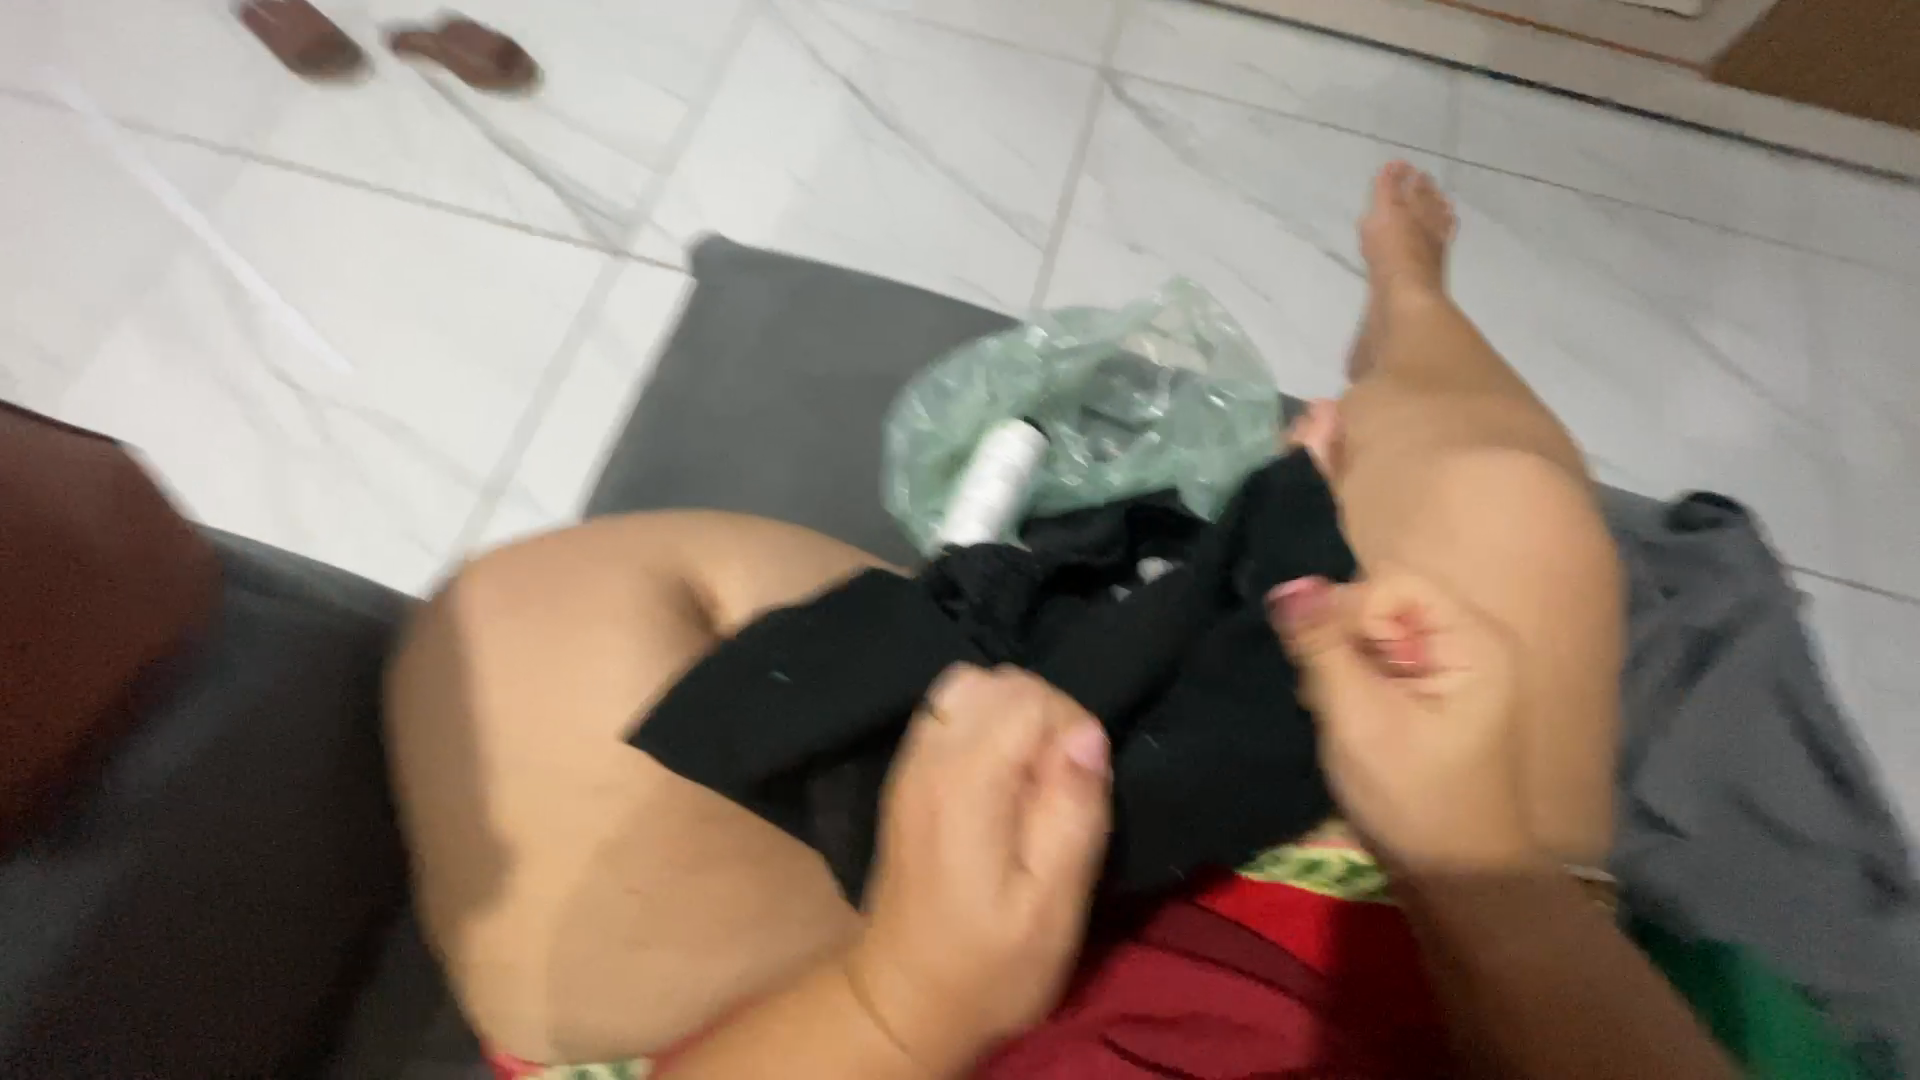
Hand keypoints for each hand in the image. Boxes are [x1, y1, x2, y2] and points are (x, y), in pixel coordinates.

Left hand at [847, 664, 1111, 1073]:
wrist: (904, 996)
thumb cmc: (989, 963)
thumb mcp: (1052, 908)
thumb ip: (1073, 811)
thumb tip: (1088, 734)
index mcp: (965, 783)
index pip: (1030, 698)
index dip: (1071, 726)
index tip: (1080, 783)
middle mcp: (930, 756)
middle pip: (1000, 681)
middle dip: (1046, 712)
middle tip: (1059, 779)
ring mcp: (911, 759)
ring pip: (971, 684)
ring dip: (1014, 711)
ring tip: (1032, 770)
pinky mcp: (907, 771)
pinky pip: (949, 708)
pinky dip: (985, 716)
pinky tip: (999, 769)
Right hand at [1267, 569, 1538, 873]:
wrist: (1453, 874)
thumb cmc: (1412, 797)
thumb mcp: (1357, 716)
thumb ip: (1322, 646)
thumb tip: (1289, 583)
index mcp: (1472, 640)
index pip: (1389, 584)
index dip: (1345, 612)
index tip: (1325, 662)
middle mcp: (1469, 641)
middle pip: (1380, 602)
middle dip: (1341, 641)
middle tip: (1329, 692)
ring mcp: (1451, 667)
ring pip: (1372, 631)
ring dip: (1341, 662)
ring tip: (1336, 707)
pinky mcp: (1431, 689)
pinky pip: (1378, 657)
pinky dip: (1352, 678)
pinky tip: (1346, 713)